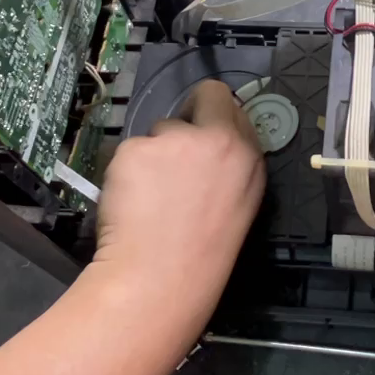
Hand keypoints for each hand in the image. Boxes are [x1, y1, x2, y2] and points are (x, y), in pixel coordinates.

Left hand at [90, 79, 265, 307]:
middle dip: (188, 114)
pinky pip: (130, 151)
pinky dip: (128, 172)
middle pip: (203, 95)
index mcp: (247, 155)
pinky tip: (133, 201)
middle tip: (175, 150)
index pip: (231, 104)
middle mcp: (216, 139)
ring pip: (160, 130)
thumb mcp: (240, 201)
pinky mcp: (136, 149)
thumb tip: (212, 137)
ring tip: (153, 195)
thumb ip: (231, 162)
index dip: (214, 117)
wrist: (160, 278)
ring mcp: (175, 141)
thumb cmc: (203, 251)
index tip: (203, 137)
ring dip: (155, 153)